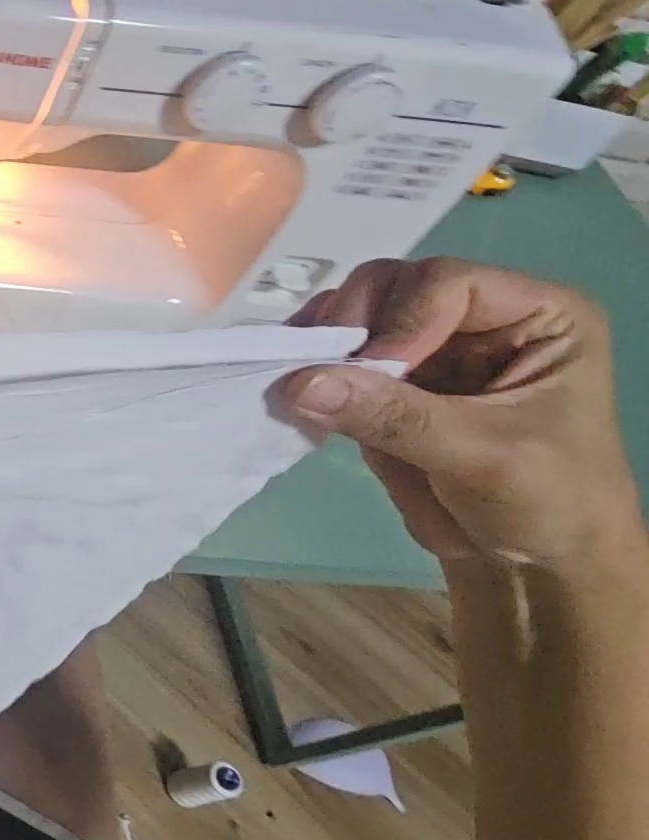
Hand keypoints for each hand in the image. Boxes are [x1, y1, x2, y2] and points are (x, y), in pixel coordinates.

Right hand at [281, 257, 642, 566]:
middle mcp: (474, 321)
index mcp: (534, 318)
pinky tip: (297, 393)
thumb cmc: (543, 500)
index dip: (402, 321)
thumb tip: (299, 383)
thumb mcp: (482, 457)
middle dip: (350, 323)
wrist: (520, 556)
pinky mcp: (377, 383)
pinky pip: (327, 355)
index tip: (377, 374)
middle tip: (327, 371)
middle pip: (388, 284)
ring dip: (317, 342)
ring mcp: (421, 350)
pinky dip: (304, 367)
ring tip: (303, 383)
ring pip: (349, 312)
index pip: (446, 283)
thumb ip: (395, 416)